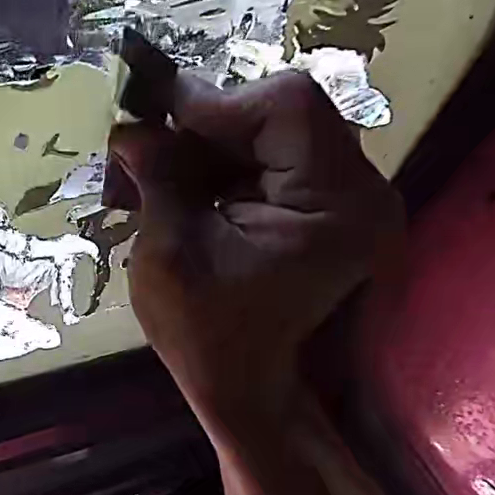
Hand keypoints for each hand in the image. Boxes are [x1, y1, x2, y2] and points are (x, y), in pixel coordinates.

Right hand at [108, 70, 402, 418]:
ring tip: (156, 170)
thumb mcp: (169, 254)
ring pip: (277, 134)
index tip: (151, 114)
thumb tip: (131, 126)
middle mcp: (362, 192)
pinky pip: (277, 163)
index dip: (213, 101)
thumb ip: (159, 178)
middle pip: (284, 115)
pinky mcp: (330, 213)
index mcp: (337, 205)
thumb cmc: (206, 338)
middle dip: (208, 126)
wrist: (246, 393)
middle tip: (147, 144)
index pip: (286, 105)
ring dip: (212, 146)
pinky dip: (227, 167)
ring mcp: (351, 203)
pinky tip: (185, 187)